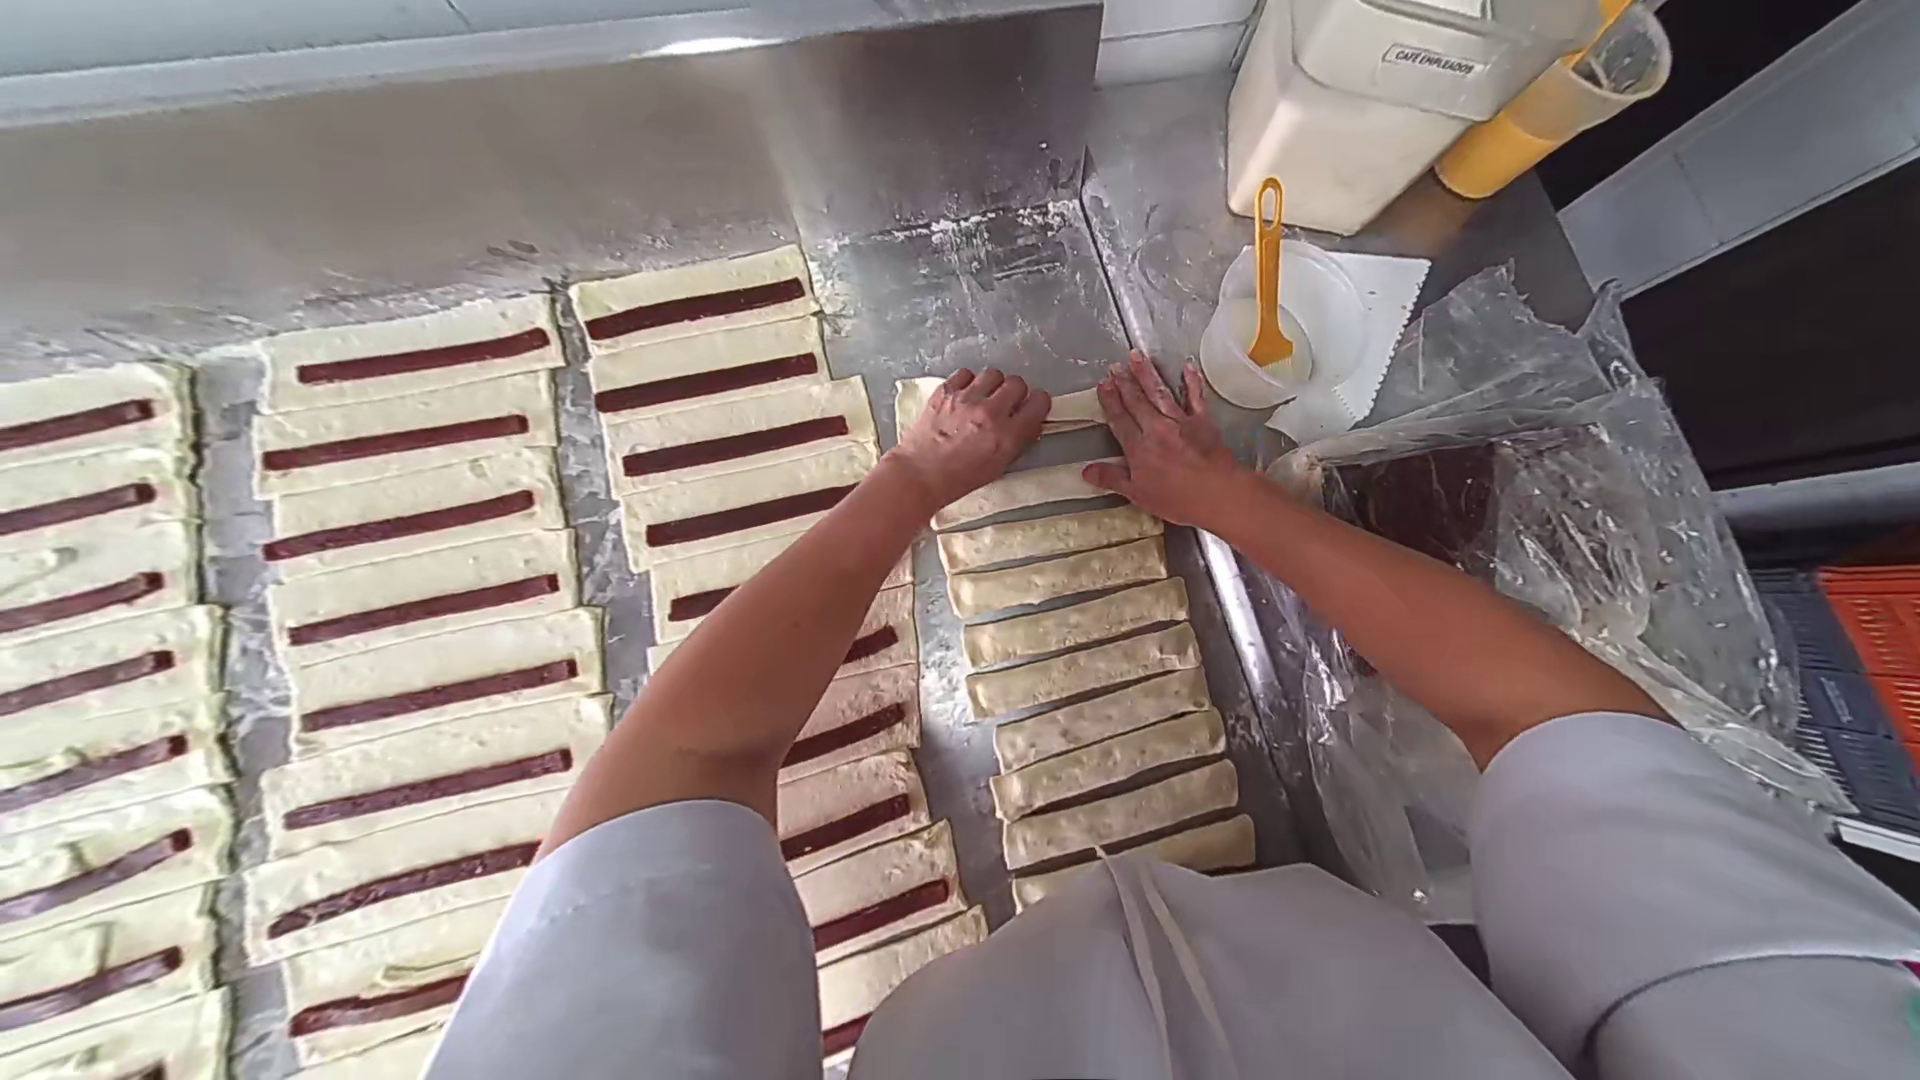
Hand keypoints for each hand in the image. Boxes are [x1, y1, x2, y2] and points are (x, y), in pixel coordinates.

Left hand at [886, 367, 1048, 513]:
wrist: (919, 474)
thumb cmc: (958, 478)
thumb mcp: (998, 466)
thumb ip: (1017, 441)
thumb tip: (1028, 422)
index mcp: (1006, 436)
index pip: (1038, 403)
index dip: (1037, 404)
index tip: (1031, 407)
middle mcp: (989, 413)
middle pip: (1017, 383)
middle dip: (1015, 393)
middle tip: (1005, 404)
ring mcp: (966, 399)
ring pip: (993, 374)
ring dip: (993, 385)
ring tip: (983, 398)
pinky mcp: (945, 391)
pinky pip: (966, 373)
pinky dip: (968, 382)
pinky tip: (964, 396)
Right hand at [1084, 351, 1245, 527]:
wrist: (1218, 493)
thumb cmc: (1177, 499)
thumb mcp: (1137, 494)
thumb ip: (1112, 479)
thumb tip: (1086, 471)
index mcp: (1138, 447)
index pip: (1119, 419)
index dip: (1109, 401)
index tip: (1103, 385)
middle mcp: (1156, 428)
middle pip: (1136, 401)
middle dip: (1124, 382)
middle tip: (1115, 366)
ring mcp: (1180, 422)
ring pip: (1159, 393)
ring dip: (1147, 374)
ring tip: (1137, 356)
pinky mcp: (1202, 421)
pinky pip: (1195, 396)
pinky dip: (1190, 381)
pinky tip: (1186, 367)